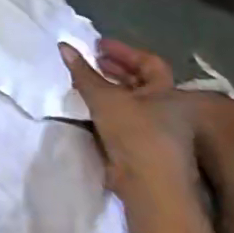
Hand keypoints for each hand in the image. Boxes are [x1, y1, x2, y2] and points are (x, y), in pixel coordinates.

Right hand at [61, 42, 194, 196]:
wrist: (150, 187)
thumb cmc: (135, 133)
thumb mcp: (104, 97)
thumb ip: (83, 72)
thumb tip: (64, 45)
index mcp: (168, 92)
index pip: (148, 61)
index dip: (123, 50)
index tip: (97, 45)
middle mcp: (169, 110)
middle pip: (141, 82)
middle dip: (115, 69)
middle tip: (91, 61)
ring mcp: (160, 132)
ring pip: (133, 102)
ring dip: (111, 90)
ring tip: (86, 83)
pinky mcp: (147, 150)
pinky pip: (127, 120)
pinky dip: (110, 110)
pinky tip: (91, 109)